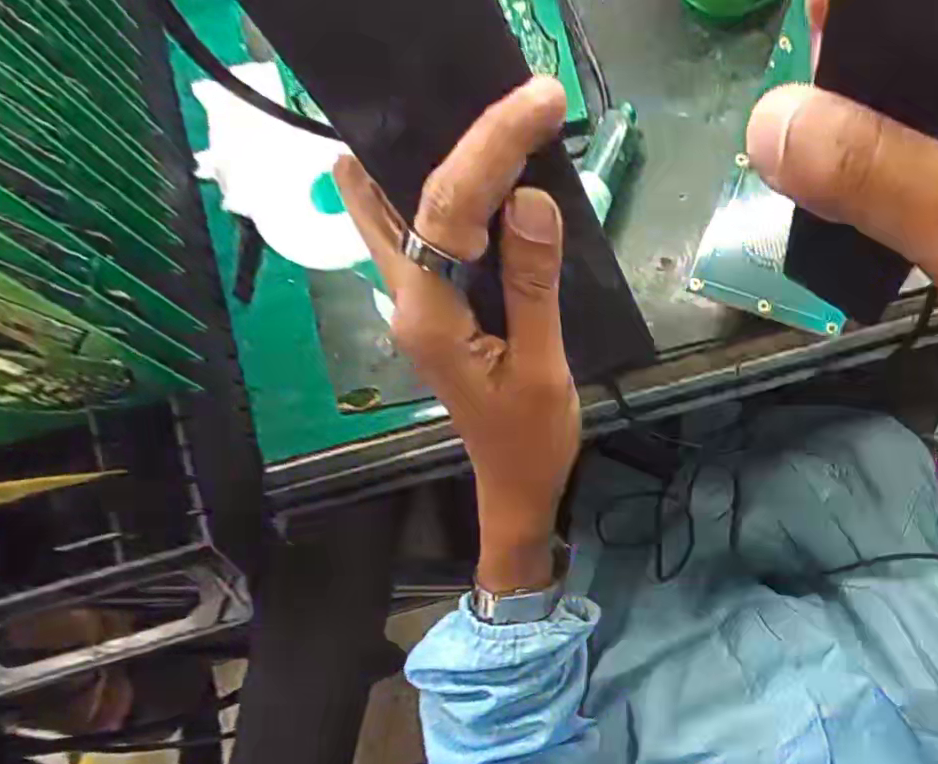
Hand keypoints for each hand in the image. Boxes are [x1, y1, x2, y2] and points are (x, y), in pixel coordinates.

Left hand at [335, 77, 577, 591]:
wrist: (515, 486)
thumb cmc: (532, 441)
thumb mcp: (542, 369)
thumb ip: (532, 287)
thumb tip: (530, 200)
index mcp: (431, 316)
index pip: (448, 208)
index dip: (492, 148)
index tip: (539, 102)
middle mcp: (407, 299)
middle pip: (406, 194)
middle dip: (456, 142)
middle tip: (513, 105)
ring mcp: (415, 304)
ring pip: (395, 209)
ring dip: (431, 160)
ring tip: (487, 128)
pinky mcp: (433, 309)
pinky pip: (420, 234)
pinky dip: (441, 196)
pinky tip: (471, 179)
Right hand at [746, 0, 937, 432]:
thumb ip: (880, 173)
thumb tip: (770, 123)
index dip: (893, 5)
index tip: (826, 25)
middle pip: (930, 9)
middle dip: (862, 33)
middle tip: (808, 78)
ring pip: (906, 54)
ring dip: (849, 83)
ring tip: (806, 121)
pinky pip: (895, 111)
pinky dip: (853, 129)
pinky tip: (821, 151)